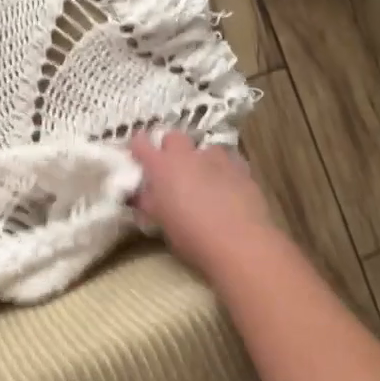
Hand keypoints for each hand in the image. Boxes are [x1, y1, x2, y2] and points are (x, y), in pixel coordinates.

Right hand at [129, 131, 274, 277]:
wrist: (240, 244)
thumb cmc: (192, 237)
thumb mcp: (161, 223)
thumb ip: (149, 202)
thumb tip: (141, 195)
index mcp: (161, 166)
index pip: (140, 142)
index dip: (138, 148)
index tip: (139, 158)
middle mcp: (186, 155)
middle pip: (174, 137)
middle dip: (171, 149)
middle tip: (174, 171)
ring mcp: (216, 159)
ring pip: (205, 149)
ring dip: (202, 160)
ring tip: (206, 181)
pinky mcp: (241, 168)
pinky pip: (229, 162)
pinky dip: (225, 172)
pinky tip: (230, 189)